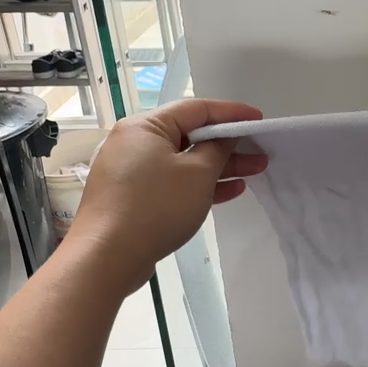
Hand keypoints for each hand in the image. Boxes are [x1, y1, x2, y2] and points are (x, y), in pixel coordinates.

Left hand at [64, 99, 266, 294]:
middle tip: (260, 151)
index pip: (197, 108)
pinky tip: (230, 191)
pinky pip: (173, 181)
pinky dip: (200, 184)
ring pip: (184, 161)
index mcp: (146, 127)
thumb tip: (224, 138)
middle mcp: (135, 143)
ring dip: (220, 166)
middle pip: (191, 135)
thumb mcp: (198, 173)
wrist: (106, 257)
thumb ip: (218, 149)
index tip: (258, 120)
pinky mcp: (133, 197)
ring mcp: (132, 172)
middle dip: (229, 144)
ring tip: (255, 171)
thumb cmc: (156, 206)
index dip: (232, 113)